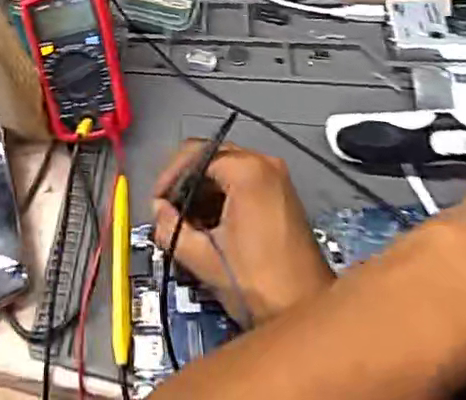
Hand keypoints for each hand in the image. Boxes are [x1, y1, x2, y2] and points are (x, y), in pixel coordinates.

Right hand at [151, 142, 334, 324]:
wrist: (307, 312)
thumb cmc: (262, 285)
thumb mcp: (205, 258)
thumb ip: (172, 230)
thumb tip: (159, 213)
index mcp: (247, 171)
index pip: (195, 153)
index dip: (170, 176)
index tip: (158, 199)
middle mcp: (265, 164)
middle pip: (211, 156)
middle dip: (185, 183)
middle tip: (169, 209)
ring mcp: (277, 178)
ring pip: (225, 169)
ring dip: (202, 191)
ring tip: (187, 221)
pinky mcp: (281, 194)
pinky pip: (242, 181)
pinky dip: (221, 197)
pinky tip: (210, 224)